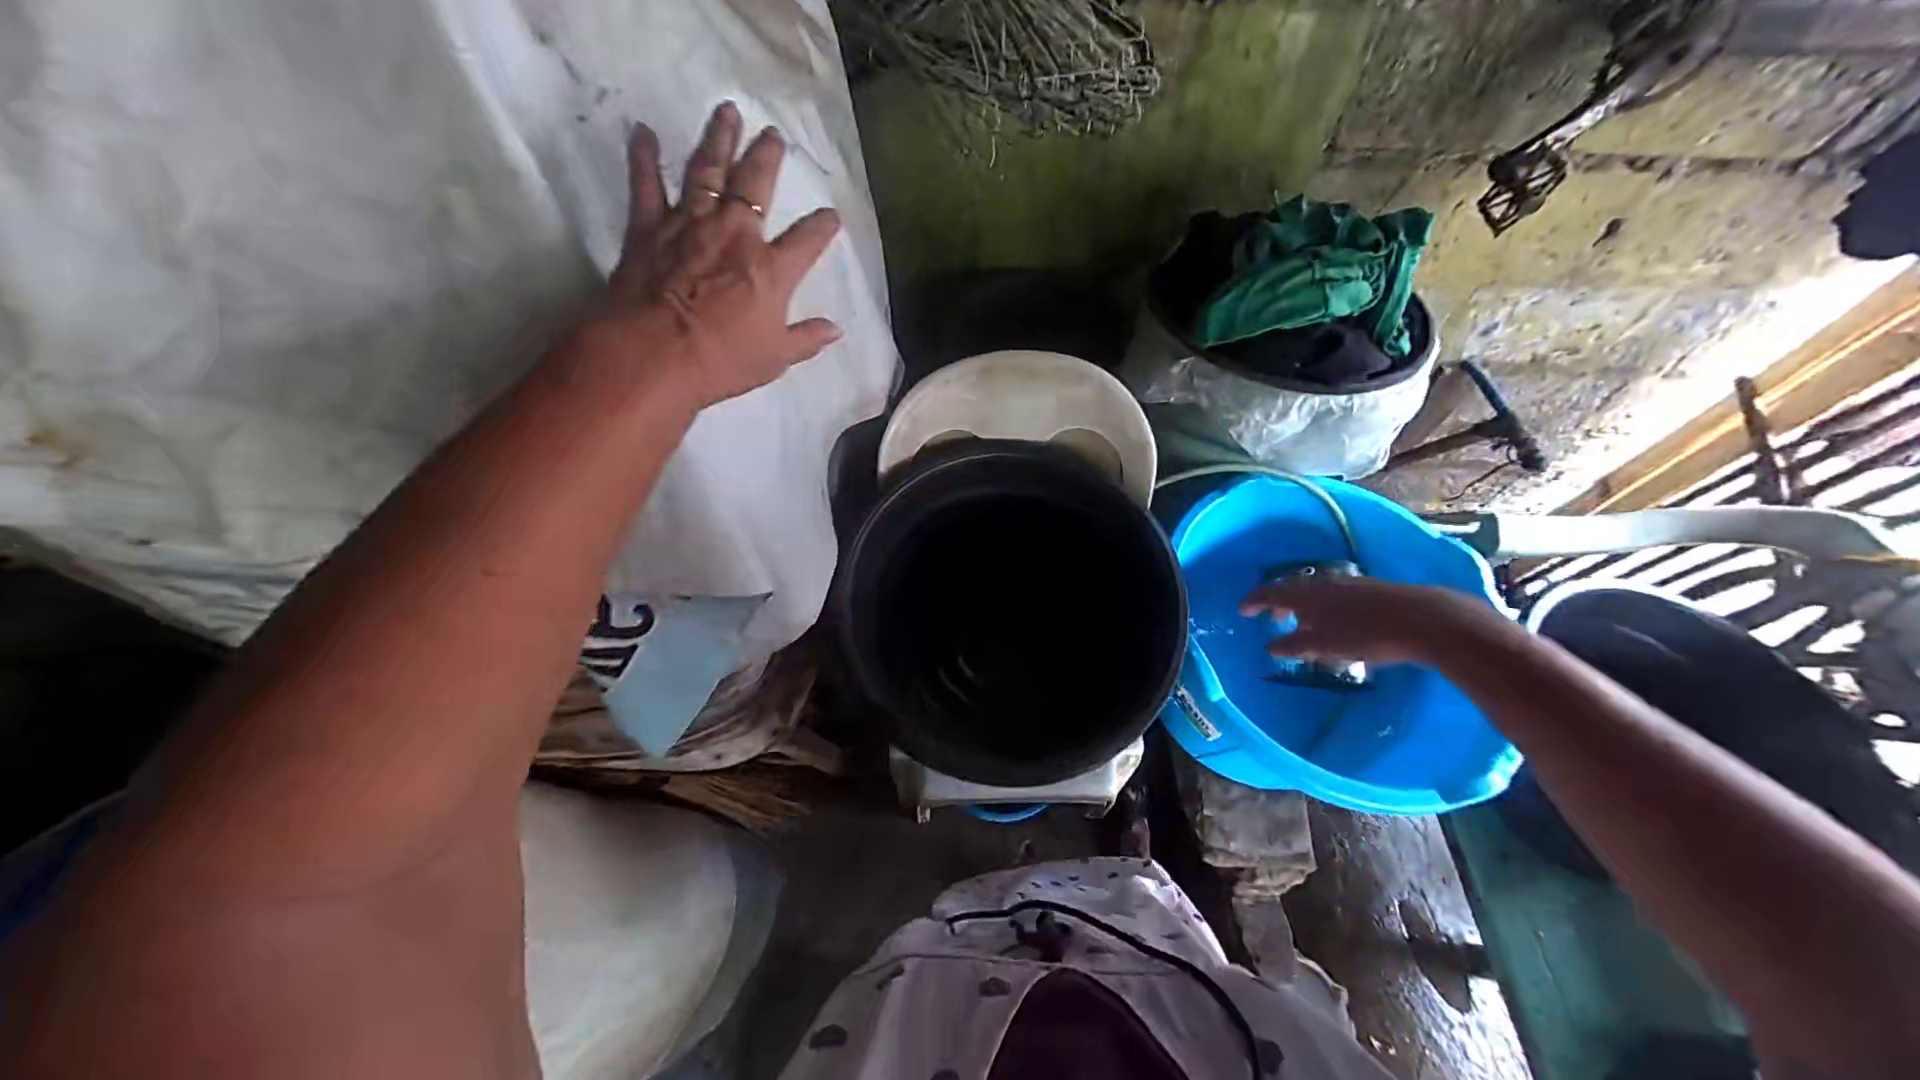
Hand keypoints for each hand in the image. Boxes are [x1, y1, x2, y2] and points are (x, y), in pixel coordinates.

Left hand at [589, 102, 843, 409]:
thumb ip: (807, 339)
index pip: (807, 240)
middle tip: (773, 135)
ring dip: (718, 139)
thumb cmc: (722, 361)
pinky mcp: (649, 228)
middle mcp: (735, 235)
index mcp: (771, 270)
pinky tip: (644, 132)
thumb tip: (836, 329)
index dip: (823, 227)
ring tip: (726, 112)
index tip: (832, 217)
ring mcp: (690, 225)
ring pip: (707, 170)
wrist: (655, 355)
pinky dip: (644, 157)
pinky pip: (646, 185)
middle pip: (755, 184)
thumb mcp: (775, 358)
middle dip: (767, 157)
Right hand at [1239, 576, 1508, 666]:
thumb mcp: (1323, 646)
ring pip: (1317, 594)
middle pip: (1293, 590)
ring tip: (1302, 623)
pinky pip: (1336, 598)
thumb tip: (1271, 646)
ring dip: (1304, 607)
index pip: (1270, 592)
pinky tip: (1335, 625)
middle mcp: (1324, 584)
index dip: (1254, 601)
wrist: (1425, 621)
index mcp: (1306, 593)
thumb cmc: (1366, 634)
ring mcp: (1350, 585)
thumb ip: (1293, 646)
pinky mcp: (1373, 592)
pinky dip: (1325, 609)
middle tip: (1271, 617)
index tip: (1242, 610)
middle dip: (1280, 603)